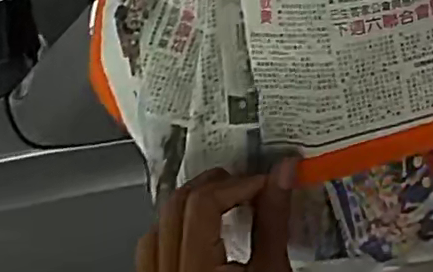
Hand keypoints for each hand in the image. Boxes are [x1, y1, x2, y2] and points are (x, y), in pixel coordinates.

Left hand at [136, 161, 297, 271]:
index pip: (204, 204)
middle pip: (177, 207)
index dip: (237, 184)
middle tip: (243, 186)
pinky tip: (195, 232)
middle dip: (213, 187)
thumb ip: (274, 221)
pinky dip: (170, 233)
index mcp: (196, 271)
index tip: (262, 181)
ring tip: (219, 204)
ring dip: (186, 207)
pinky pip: (149, 255)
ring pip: (155, 229)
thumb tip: (284, 171)